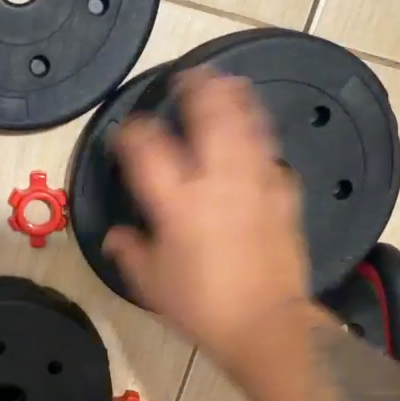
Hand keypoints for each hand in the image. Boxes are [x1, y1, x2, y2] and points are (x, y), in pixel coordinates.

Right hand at [104, 69, 313, 364]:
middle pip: (210, 119)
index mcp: (177, 202)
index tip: (127, 131)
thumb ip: (131, 253)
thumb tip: (115, 237)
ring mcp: (255, 187)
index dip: (132, 133)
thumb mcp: (152, 284)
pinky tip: (263, 151)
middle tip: (192, 75)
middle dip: (199, 91)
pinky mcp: (283, 200)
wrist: (265, 325)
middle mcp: (217, 183)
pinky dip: (266, 151)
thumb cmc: (202, 306)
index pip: (147, 151)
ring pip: (249, 130)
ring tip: (233, 85)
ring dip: (240, 103)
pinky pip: (275, 164)